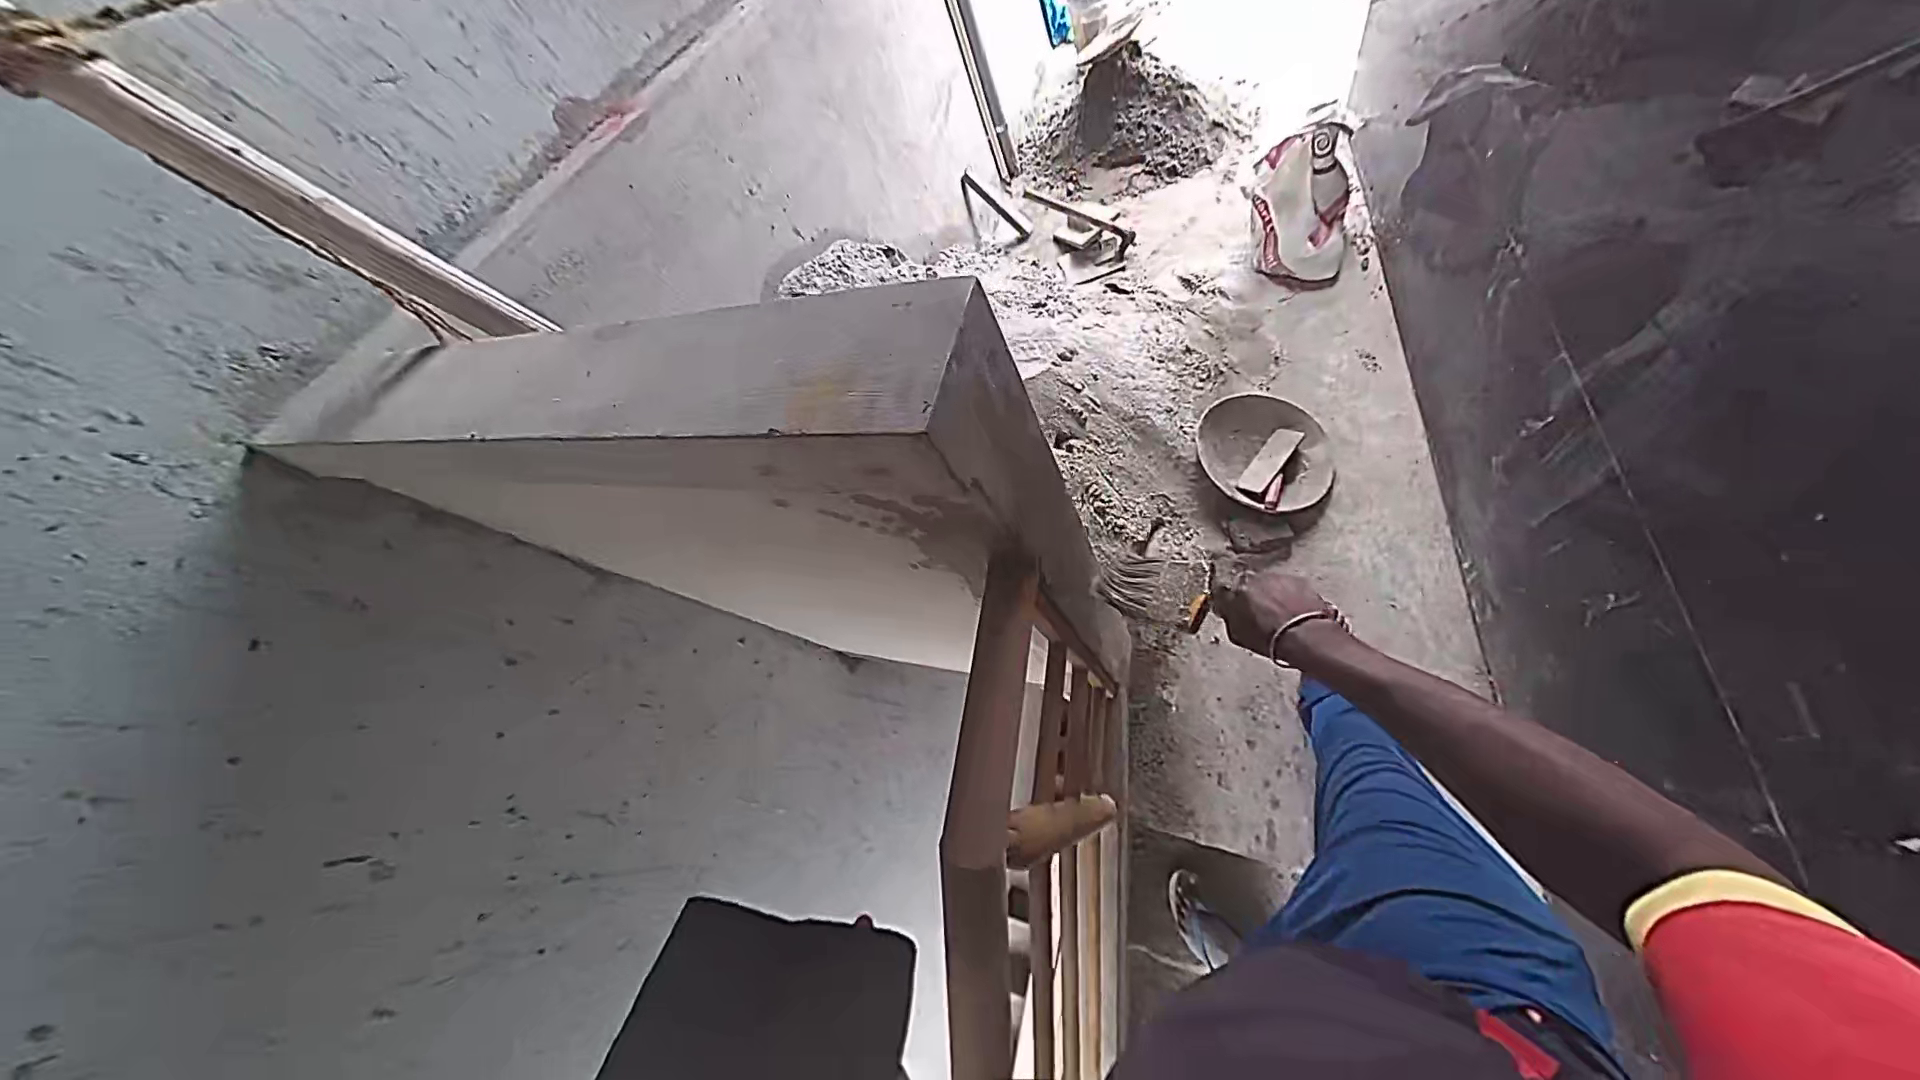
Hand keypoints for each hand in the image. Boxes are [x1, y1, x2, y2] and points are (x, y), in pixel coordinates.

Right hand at [1209, 560, 1339, 661]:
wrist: (1304, 636)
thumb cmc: (1269, 639)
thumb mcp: (1237, 634)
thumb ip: (1229, 617)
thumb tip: (1228, 612)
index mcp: (1232, 590)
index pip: (1221, 590)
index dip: (1228, 600)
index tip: (1232, 608)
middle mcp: (1252, 578)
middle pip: (1246, 583)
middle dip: (1251, 595)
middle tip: (1259, 612)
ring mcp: (1275, 577)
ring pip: (1269, 583)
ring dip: (1271, 594)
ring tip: (1280, 614)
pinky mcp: (1297, 579)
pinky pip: (1289, 586)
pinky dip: (1290, 595)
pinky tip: (1295, 611)